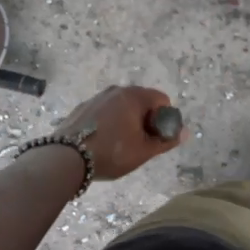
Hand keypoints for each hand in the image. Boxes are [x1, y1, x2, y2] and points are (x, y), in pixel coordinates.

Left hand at [52, 85, 185, 179]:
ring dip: (125, 121)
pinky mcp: (81, 108)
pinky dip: (108, 123)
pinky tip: (100, 143)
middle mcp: (116, 90)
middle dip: (144, 120)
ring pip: (121, 106)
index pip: (161, 100)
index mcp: (134, 96)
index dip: (163, 119)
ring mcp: (97, 98)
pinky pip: (104, 112)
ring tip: (117, 145)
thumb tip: (185, 133)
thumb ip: (165, 141)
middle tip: (138, 143)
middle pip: (141, 101)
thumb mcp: (142, 151)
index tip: (155, 137)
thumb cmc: (110, 153)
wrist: (64, 159)